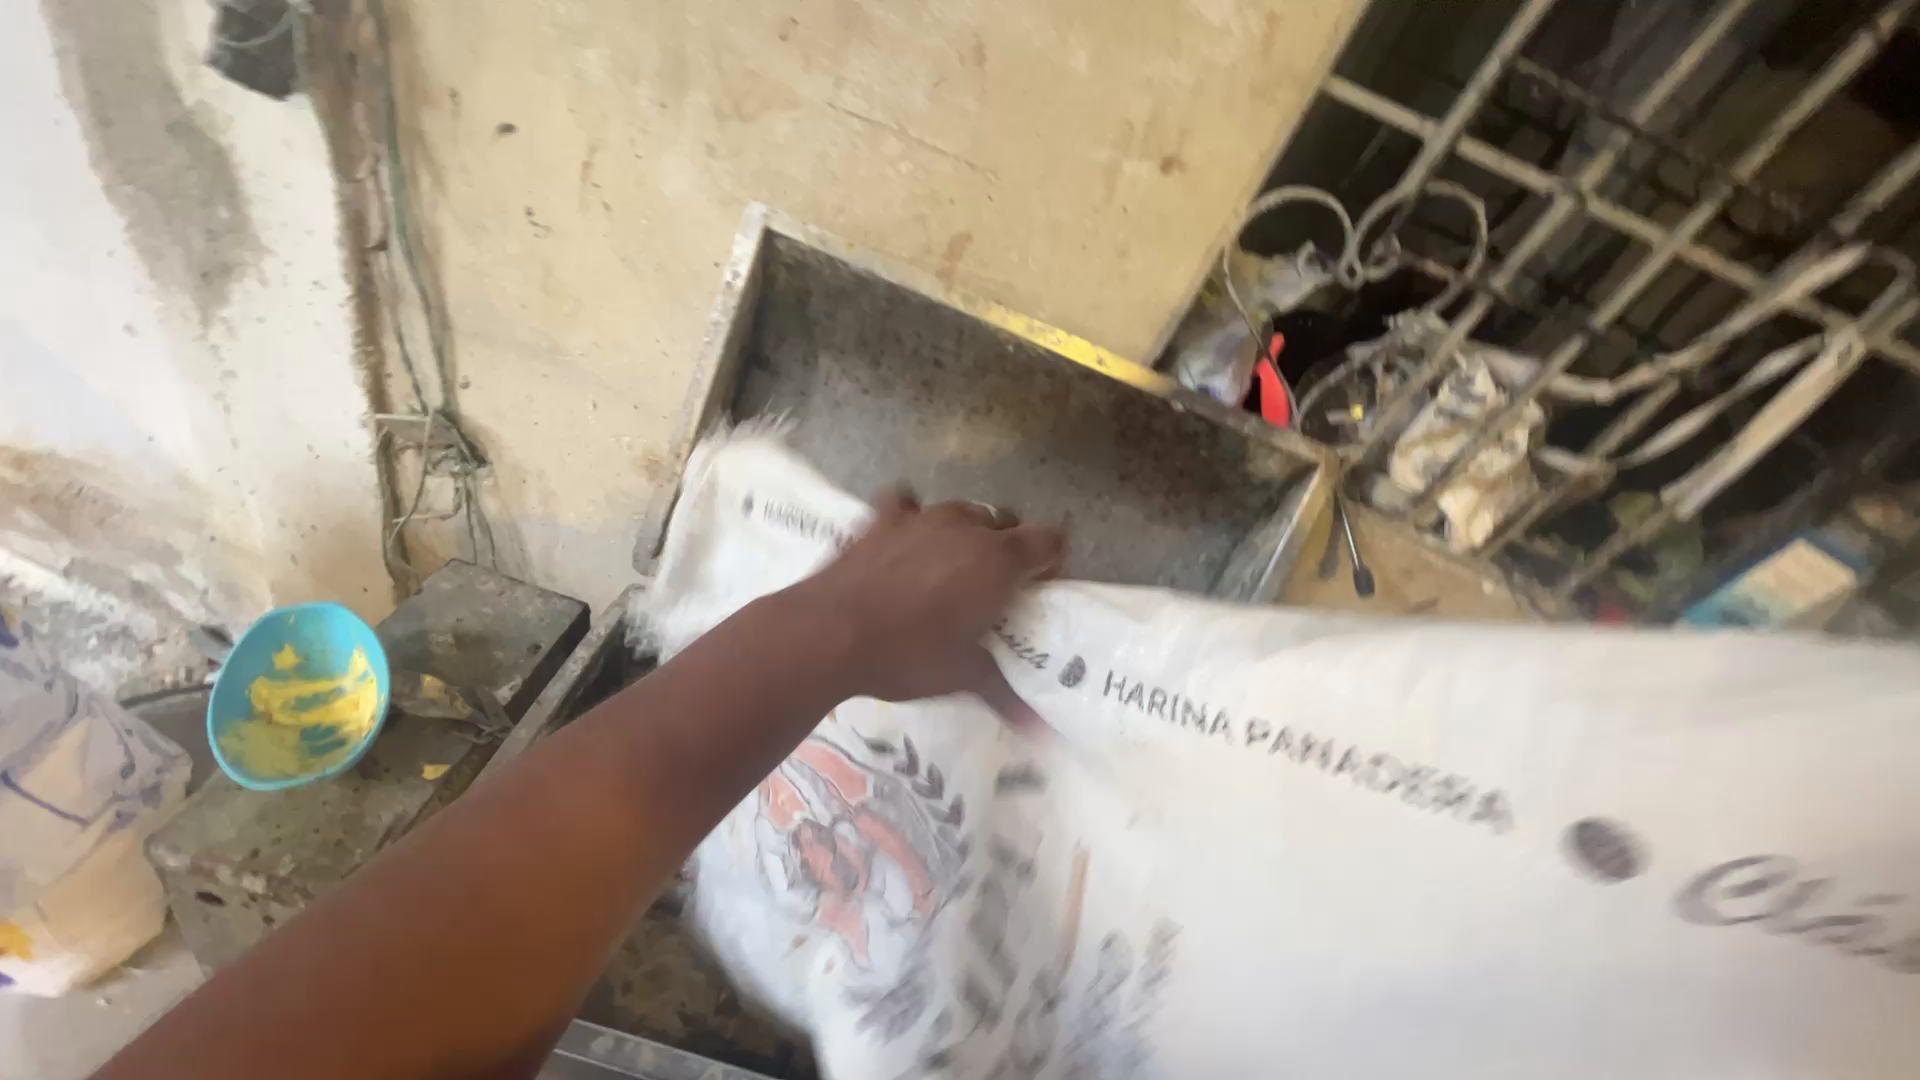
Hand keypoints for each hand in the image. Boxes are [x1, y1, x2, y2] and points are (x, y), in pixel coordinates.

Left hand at [789, 491, 1064, 706]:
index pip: (1050, 541)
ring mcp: (921, 517)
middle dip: (1007, 549)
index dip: (1051, 561)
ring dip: (964, 534)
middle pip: (1006, 522)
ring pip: (960, 511)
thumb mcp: (962, 677)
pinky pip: (906, 502)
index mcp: (998, 561)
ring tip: (948, 569)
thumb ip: (1007, 695)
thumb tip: (1045, 733)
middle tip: (992, 588)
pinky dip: (911, 518)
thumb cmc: (908, 656)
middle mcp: (966, 528)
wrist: (829, 633)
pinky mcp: (880, 518)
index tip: (1037, 587)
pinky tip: (903, 540)